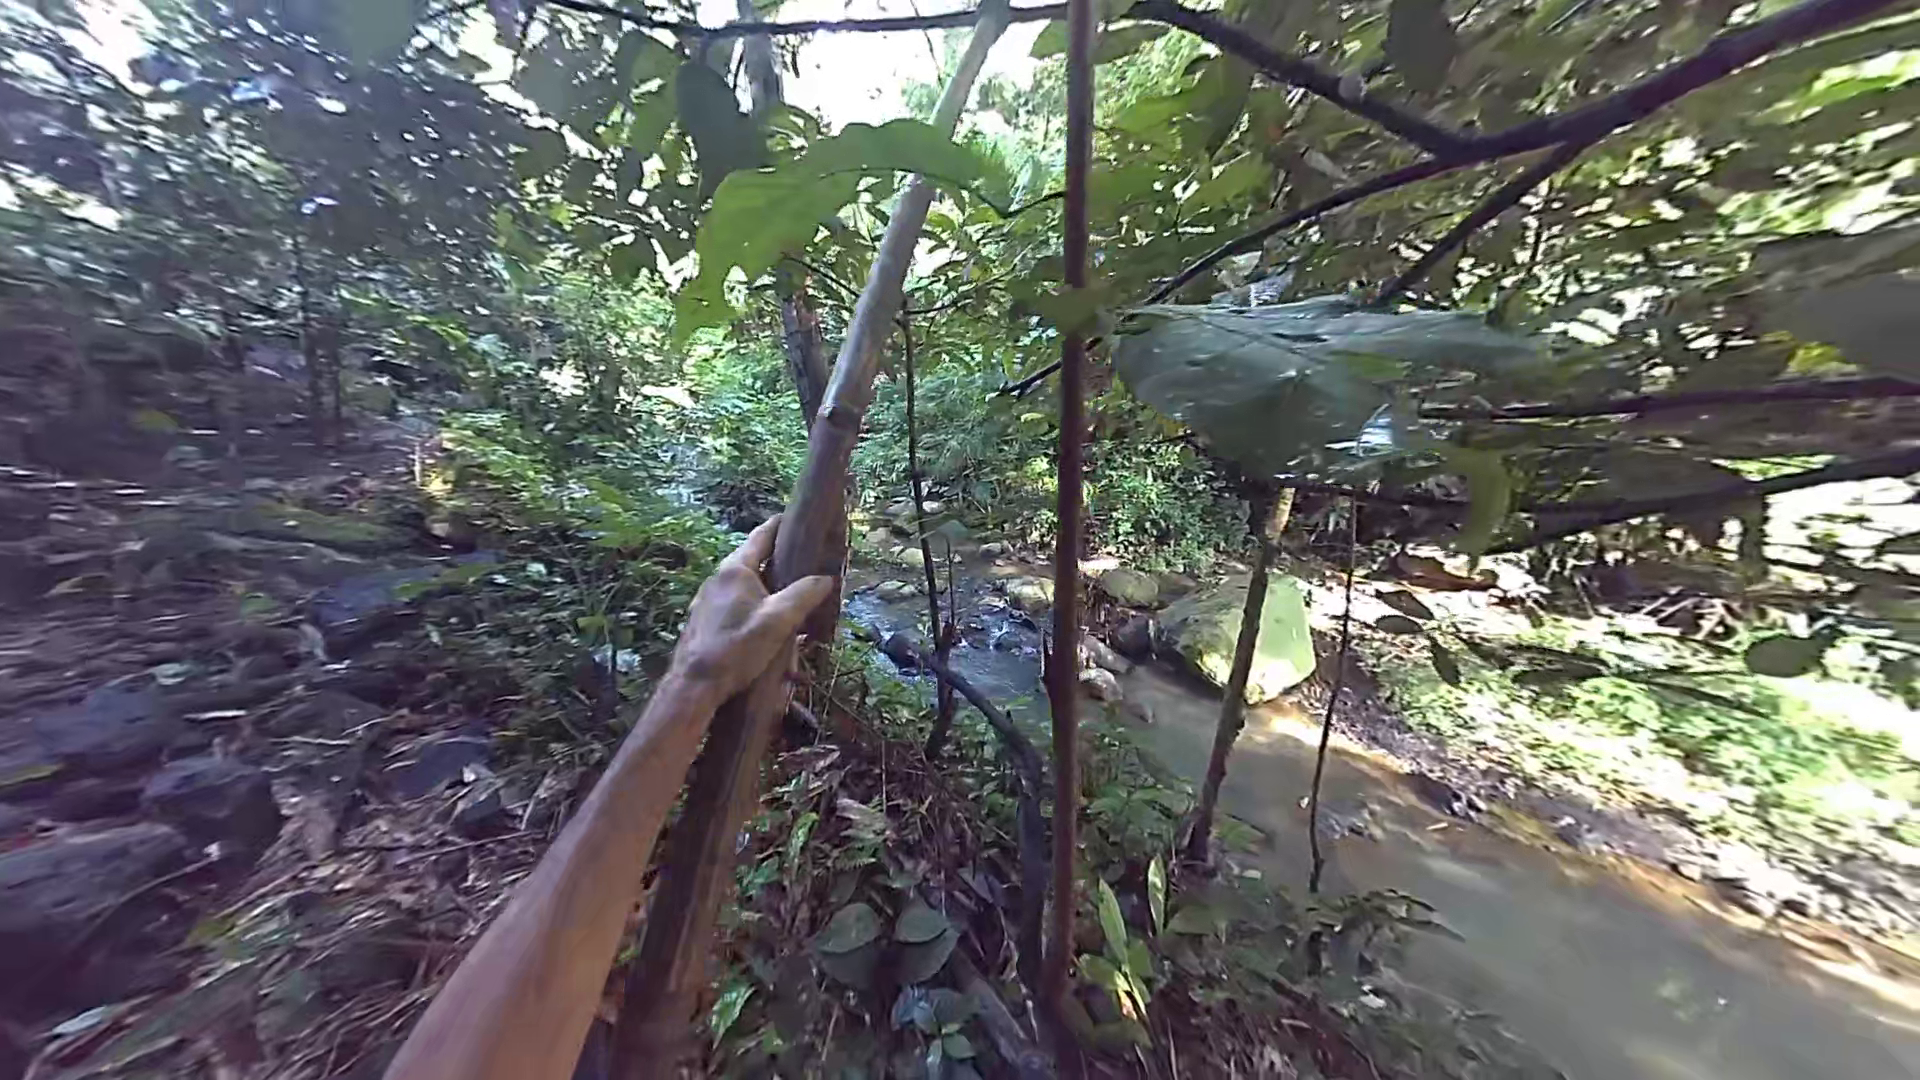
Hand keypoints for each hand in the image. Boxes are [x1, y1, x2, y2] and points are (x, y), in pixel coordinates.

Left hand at [671, 515, 834, 702]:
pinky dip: (755, 600)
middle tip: (803, 559)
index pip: (761, 536)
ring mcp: (708, 599)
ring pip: (745, 582)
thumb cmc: (737, 646)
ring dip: (768, 583)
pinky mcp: (706, 619)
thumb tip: (825, 579)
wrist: (695, 685)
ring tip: (791, 592)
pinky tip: (767, 620)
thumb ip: (804, 595)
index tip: (796, 517)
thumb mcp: (779, 620)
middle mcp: (718, 578)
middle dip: (778, 557)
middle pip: (753, 558)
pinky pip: (736, 600)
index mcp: (736, 570)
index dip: (780, 525)